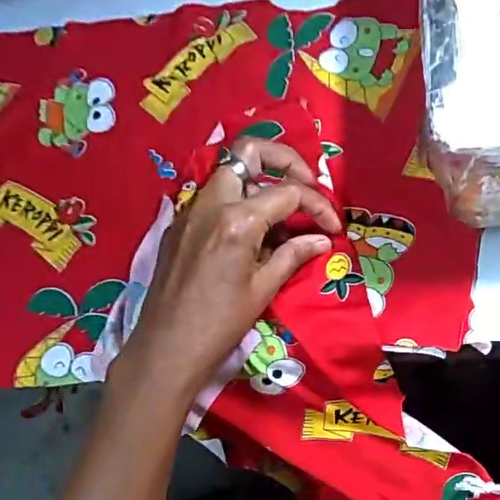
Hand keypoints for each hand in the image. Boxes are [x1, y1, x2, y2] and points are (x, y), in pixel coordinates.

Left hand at [112, 136, 339, 406]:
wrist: (167, 348)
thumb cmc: (220, 324)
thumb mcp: (263, 289)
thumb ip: (293, 255)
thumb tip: (321, 239)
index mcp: (236, 219)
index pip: (288, 191)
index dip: (318, 205)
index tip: (332, 227)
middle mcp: (210, 203)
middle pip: (250, 152)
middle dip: (285, 161)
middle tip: (305, 188)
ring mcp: (190, 211)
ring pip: (229, 172)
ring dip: (260, 181)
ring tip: (282, 216)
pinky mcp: (179, 226)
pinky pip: (213, 197)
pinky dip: (238, 201)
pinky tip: (252, 234)